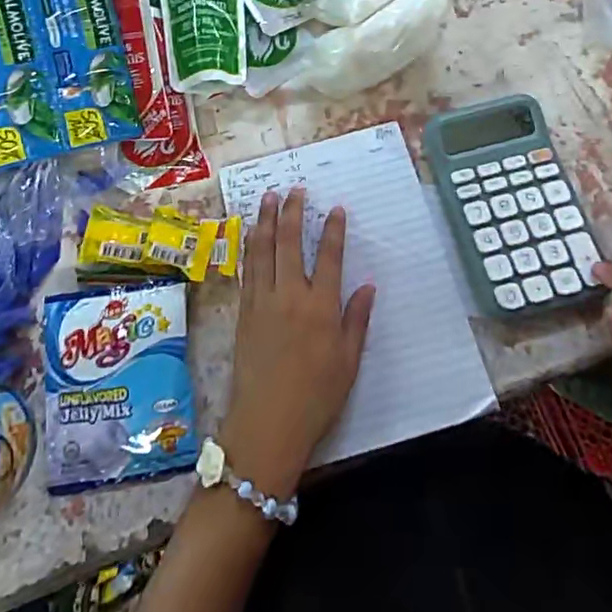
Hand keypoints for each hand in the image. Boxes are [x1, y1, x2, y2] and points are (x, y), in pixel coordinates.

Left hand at [218, 188, 376, 497]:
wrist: (267, 421)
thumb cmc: (316, 396)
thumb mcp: (348, 361)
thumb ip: (357, 319)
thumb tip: (367, 285)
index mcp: (320, 307)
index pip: (330, 257)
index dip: (333, 230)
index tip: (336, 208)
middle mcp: (290, 295)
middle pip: (291, 244)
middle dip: (293, 213)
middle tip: (294, 190)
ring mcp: (263, 300)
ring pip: (264, 251)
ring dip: (267, 221)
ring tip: (269, 198)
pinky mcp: (244, 311)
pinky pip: (248, 269)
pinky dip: (251, 247)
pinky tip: (252, 235)